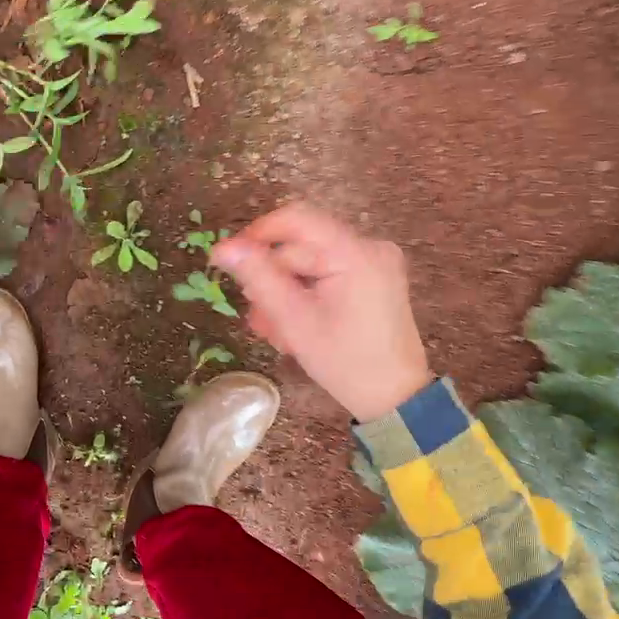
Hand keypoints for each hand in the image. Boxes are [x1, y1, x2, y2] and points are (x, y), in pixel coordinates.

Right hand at [210, 204, 431, 422]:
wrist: (396, 399)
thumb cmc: (346, 363)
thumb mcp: (294, 321)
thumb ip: (258, 277)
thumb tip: (222, 247)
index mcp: (355, 253)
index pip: (295, 219)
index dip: (256, 234)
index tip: (232, 263)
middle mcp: (370, 247)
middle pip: (300, 246)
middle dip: (272, 278)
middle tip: (256, 315)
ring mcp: (374, 262)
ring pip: (309, 262)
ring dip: (285, 291)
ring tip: (274, 329)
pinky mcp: (373, 277)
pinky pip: (326, 272)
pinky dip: (305, 293)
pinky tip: (295, 323)